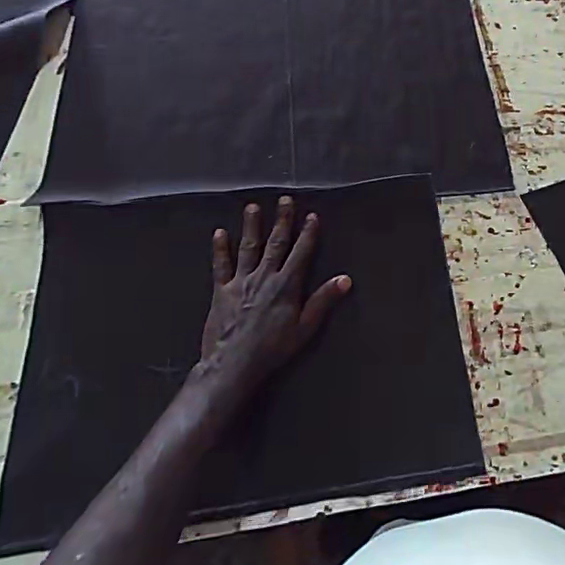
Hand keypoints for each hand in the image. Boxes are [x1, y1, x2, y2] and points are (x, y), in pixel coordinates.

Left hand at [196, 197, 350, 398]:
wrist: (233, 364)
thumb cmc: (273, 349)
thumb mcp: (304, 328)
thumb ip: (323, 301)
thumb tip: (345, 279)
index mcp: (286, 285)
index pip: (301, 252)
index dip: (307, 233)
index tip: (312, 215)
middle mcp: (264, 276)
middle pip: (275, 243)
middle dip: (282, 220)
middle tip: (284, 200)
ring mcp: (240, 281)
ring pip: (248, 247)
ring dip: (251, 226)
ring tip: (252, 207)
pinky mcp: (221, 290)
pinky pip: (221, 265)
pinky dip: (220, 248)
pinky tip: (219, 233)